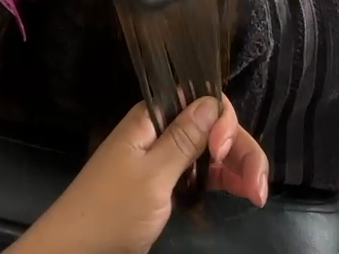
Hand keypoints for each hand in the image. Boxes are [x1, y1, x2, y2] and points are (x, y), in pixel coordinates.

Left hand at [12, 96, 268, 253]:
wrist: (78, 249)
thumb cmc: (112, 210)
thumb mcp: (152, 175)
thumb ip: (183, 139)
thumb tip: (211, 100)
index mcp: (151, 118)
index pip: (197, 100)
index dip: (220, 119)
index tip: (224, 151)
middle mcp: (160, 132)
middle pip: (211, 127)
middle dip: (239, 148)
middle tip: (259, 185)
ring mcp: (165, 159)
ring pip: (212, 151)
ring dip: (239, 167)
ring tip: (260, 194)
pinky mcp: (168, 184)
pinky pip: (204, 173)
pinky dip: (226, 181)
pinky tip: (247, 193)